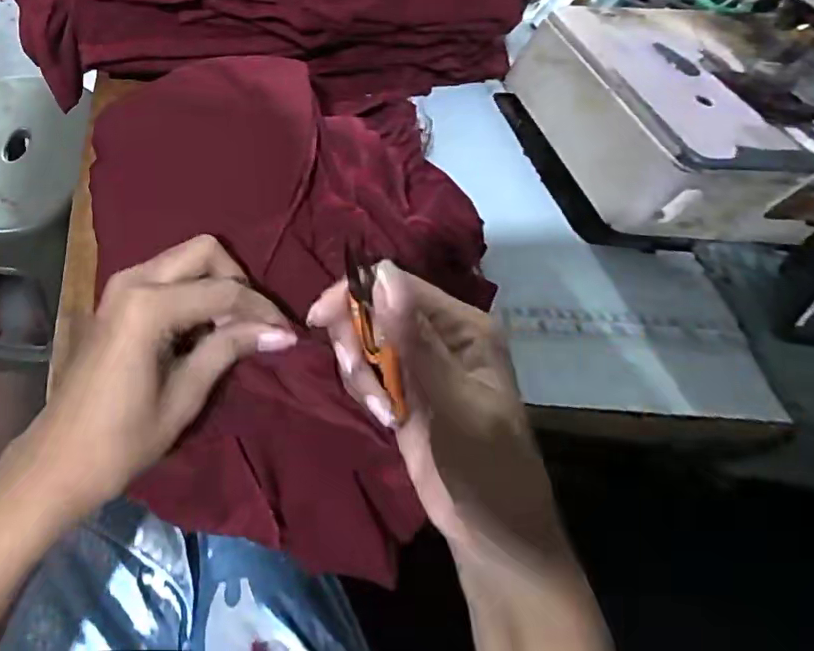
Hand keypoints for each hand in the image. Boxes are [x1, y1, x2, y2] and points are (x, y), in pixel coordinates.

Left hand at [5, 235, 296, 523]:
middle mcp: (132, 280)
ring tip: (235, 329)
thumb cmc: (122, 439)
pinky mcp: (116, 296)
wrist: (61, 454)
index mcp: (147, 306)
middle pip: (203, 250)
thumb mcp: (184, 396)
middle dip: (236, 280)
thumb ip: (227, 349)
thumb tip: (279, 332)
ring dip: (214, 283)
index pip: (222, 290)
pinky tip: (204, 327)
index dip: (261, 309)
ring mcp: (120, 284)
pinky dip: (192, 289)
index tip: (288, 335)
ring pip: (184, 257)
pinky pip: (165, 274)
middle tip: (255, 325)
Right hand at [306, 263, 570, 579]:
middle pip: (370, 307)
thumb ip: (416, 341)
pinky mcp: (401, 385)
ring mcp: (418, 359)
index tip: (319, 321)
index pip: (393, 283)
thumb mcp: (454, 403)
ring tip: (383, 413)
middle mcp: (438, 333)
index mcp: (462, 325)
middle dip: (354, 341)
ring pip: (361, 337)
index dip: (353, 294)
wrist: (493, 536)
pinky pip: (364, 367)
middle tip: (358, 380)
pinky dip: (363, 389)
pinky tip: (384, 418)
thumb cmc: (487, 468)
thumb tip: (382, 276)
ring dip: (359, 372)